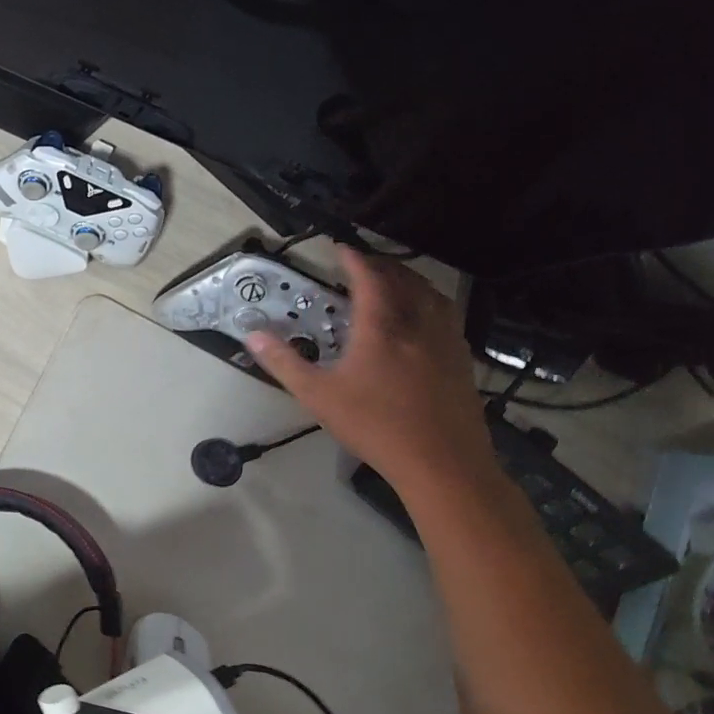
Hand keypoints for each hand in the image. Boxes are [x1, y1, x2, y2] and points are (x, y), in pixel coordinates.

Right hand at [244, 247, 494, 489]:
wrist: (444, 465)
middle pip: (407, 283)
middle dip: (385, 265)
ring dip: (412, 281)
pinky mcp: (462, 365)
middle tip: (364, 261)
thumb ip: (283, 362)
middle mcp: (418, 329)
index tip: (340, 247)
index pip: (371, 282)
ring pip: (435, 298)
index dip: (356, 260)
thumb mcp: (317, 396)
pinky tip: (422, 318)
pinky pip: (448, 319)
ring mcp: (446, 346)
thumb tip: (251, 335)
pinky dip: (431, 304)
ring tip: (395, 279)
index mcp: (382, 331)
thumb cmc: (375, 427)